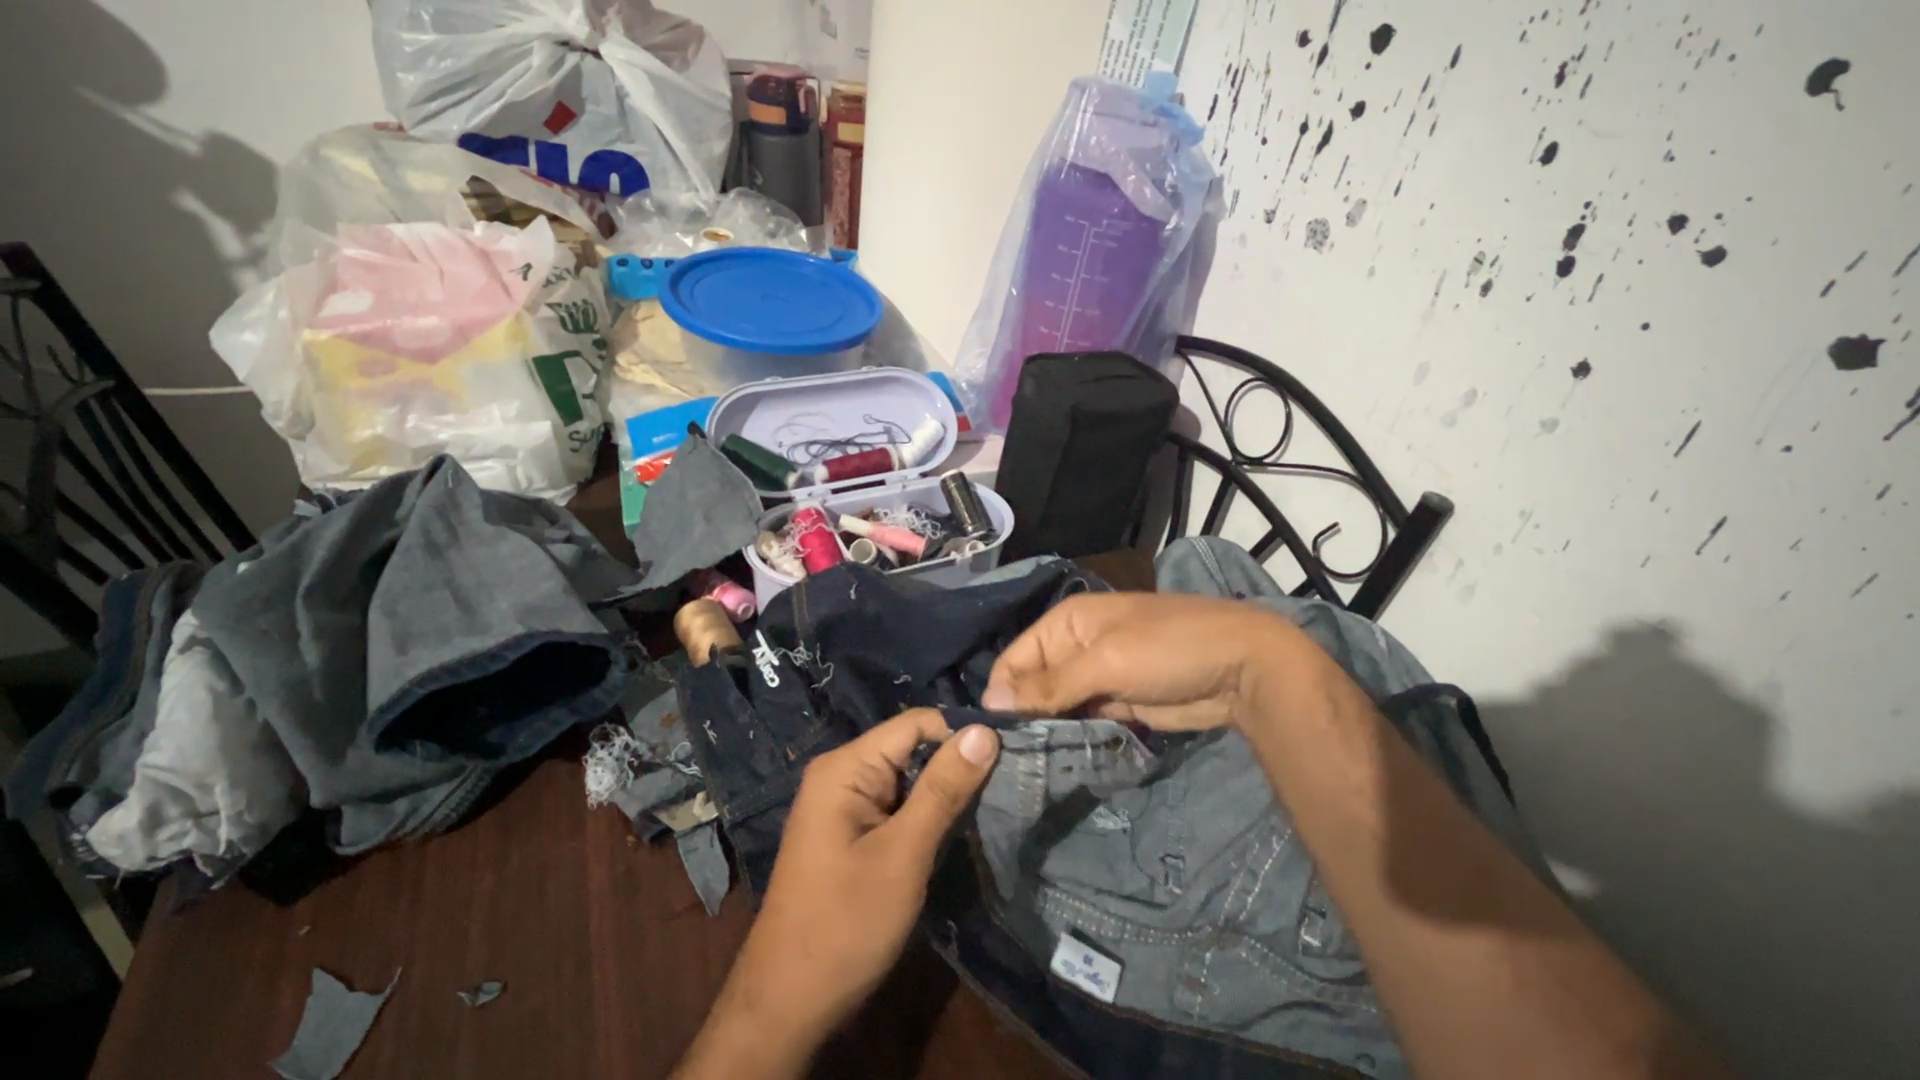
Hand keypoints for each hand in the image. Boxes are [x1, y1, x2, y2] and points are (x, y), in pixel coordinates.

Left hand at [673, 709, 999, 1079]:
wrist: (790, 1000)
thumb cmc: (846, 924)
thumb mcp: (903, 854)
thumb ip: (943, 790)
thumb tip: (984, 730)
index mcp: (845, 768)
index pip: (917, 723)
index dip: (962, 736)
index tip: (1009, 761)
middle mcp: (840, 775)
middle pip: (913, 749)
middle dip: (957, 768)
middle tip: (1007, 793)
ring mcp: (843, 807)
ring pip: (909, 781)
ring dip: (944, 797)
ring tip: (991, 815)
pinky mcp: (850, 835)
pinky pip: (897, 809)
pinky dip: (926, 819)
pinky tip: (955, 837)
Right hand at [982, 592, 1308, 730]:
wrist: (1243, 668)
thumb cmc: (1169, 650)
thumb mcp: (1105, 661)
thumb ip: (1050, 684)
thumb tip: (991, 700)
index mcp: (1066, 623)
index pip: (1014, 660)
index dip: (1000, 694)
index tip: (991, 737)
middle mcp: (1075, 648)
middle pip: (1031, 686)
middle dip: (1021, 716)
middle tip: (1006, 758)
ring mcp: (1098, 678)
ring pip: (1055, 708)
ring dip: (1045, 731)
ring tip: (1026, 765)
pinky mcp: (1119, 705)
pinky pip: (1083, 722)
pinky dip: (1072, 738)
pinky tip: (1056, 760)